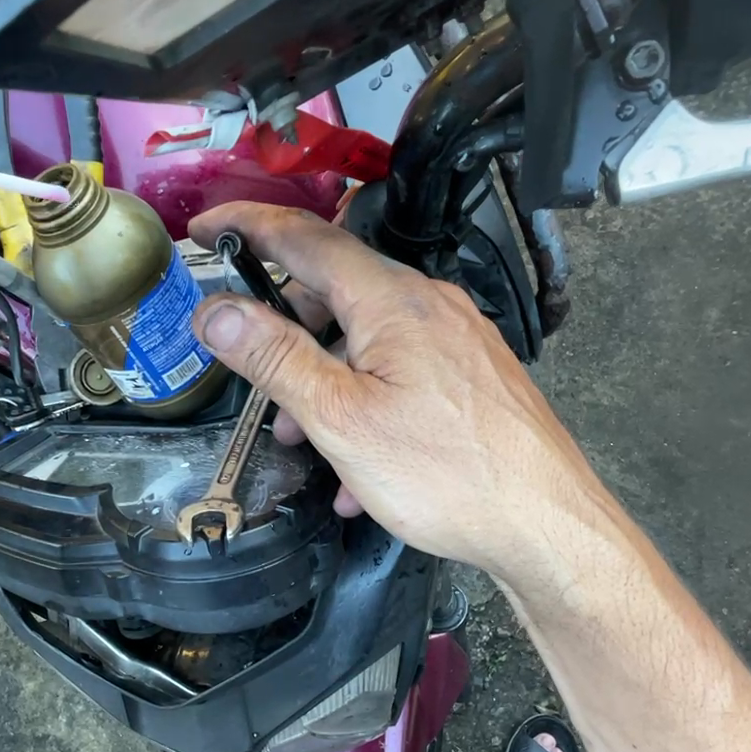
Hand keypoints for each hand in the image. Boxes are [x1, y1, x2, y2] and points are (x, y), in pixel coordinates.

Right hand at [187, 203, 607, 576]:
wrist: (545, 526)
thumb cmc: (445, 474)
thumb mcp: (341, 418)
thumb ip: (275, 358)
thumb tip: (214, 311)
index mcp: (392, 301)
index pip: (305, 237)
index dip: (247, 224)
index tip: (204, 228)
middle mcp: (430, 305)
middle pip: (336, 291)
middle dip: (285, 331)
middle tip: (254, 376)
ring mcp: (457, 340)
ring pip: (367, 340)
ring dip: (324, 379)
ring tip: (305, 441)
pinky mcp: (473, 377)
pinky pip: (401, 374)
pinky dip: (365, 405)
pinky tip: (358, 470)